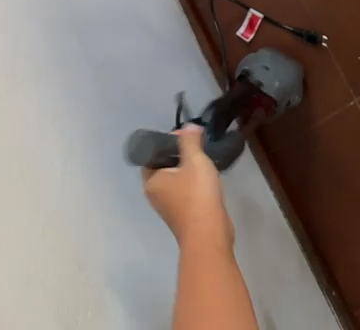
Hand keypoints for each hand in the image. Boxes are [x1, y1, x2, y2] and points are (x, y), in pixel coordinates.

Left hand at [144, 126, 233, 250]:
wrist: (209, 233)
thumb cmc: (197, 194)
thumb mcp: (194, 160)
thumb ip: (190, 140)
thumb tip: (188, 127)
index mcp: (152, 181)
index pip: (151, 155)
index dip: (166, 143)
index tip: (185, 136)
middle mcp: (156, 194)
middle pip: (164, 167)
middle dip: (180, 154)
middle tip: (197, 144)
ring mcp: (169, 206)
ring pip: (176, 179)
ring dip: (189, 169)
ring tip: (205, 158)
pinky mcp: (184, 214)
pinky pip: (186, 191)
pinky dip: (195, 182)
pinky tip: (209, 178)